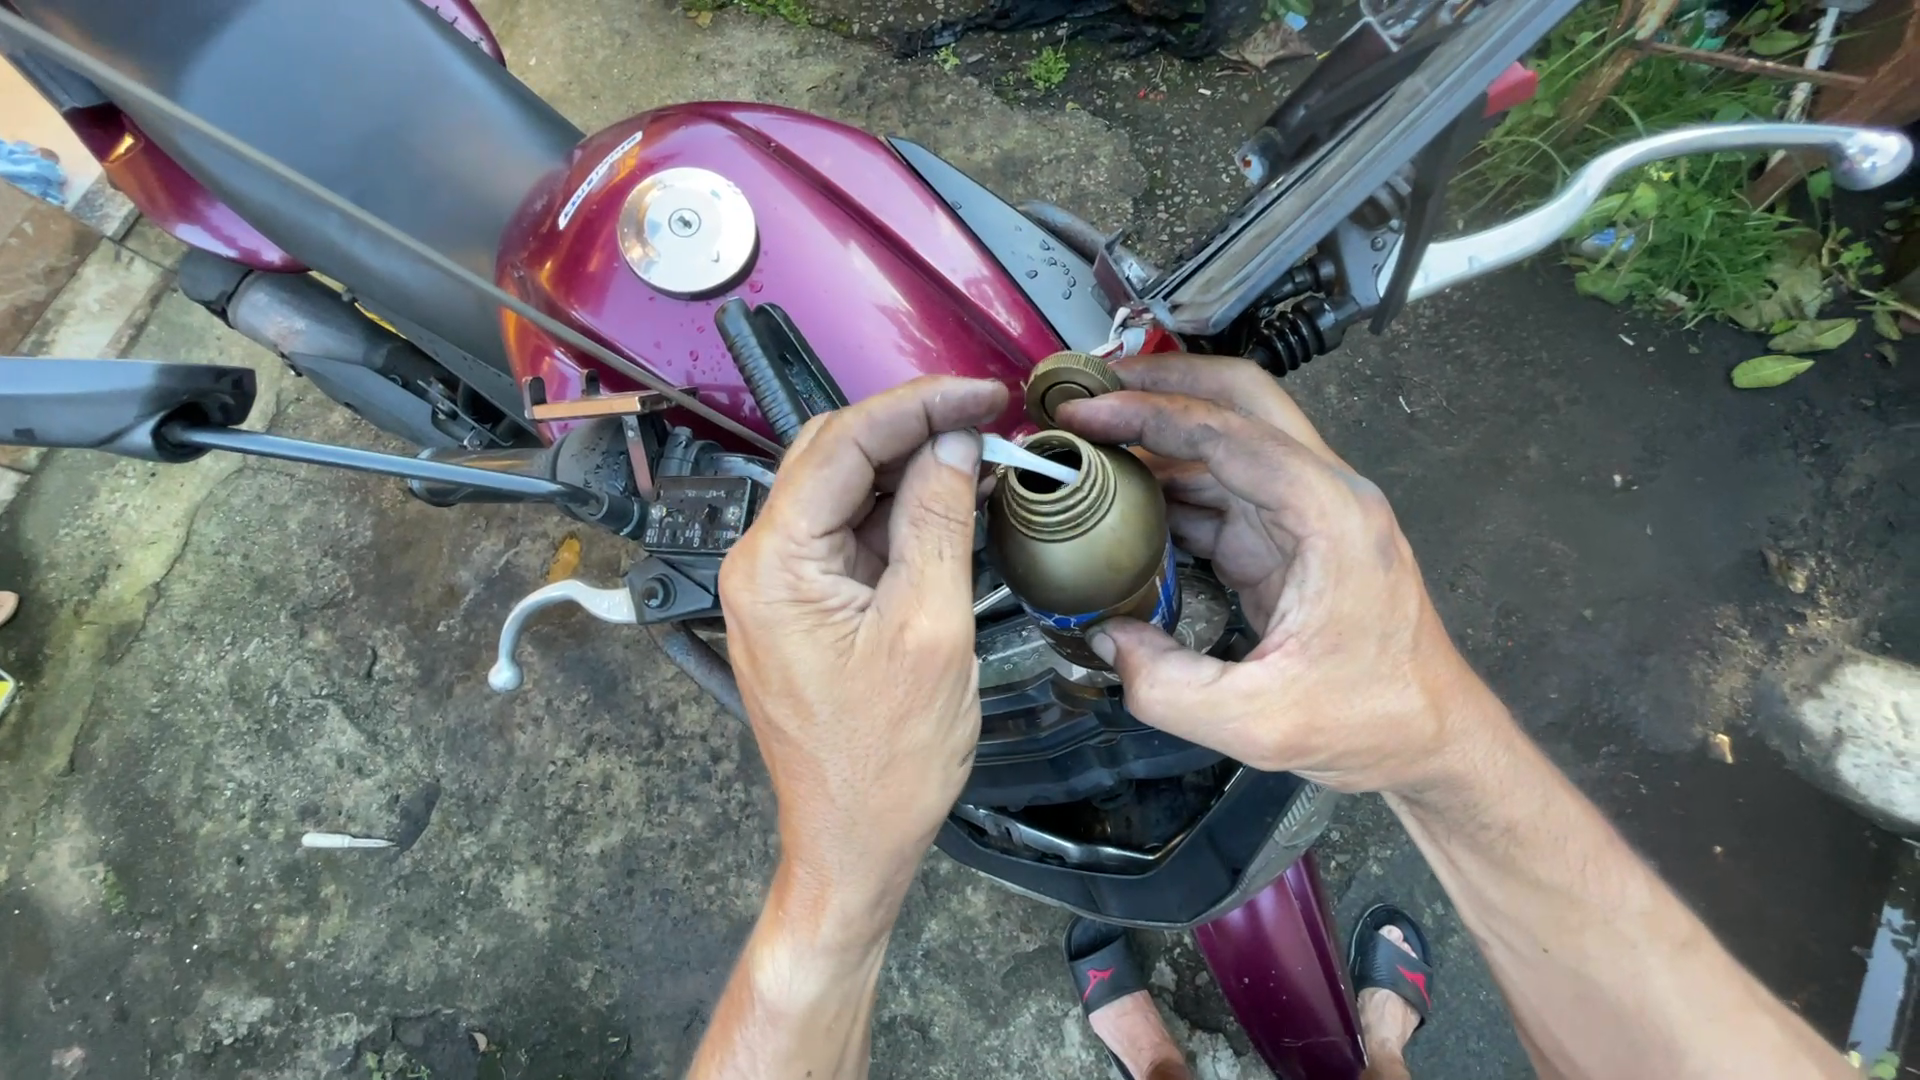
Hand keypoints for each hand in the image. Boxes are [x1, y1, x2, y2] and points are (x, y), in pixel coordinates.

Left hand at [719, 376, 1008, 903]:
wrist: (853, 842)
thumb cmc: (887, 760)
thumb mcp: (930, 631)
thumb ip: (939, 524)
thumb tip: (957, 446)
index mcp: (776, 565)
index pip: (842, 445)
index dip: (917, 406)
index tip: (981, 394)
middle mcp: (764, 564)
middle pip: (835, 458)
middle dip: (912, 427)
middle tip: (986, 416)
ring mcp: (783, 585)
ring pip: (846, 493)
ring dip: (911, 468)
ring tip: (980, 454)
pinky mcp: (808, 605)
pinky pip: (854, 536)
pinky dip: (903, 513)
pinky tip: (950, 502)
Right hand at [1055, 355, 1495, 794]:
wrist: (1429, 736)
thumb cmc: (1369, 721)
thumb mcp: (1258, 724)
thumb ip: (1165, 685)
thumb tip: (1105, 636)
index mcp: (1330, 517)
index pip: (1229, 435)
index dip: (1149, 414)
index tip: (1085, 413)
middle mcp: (1322, 495)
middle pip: (1241, 401)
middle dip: (1164, 382)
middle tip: (1094, 386)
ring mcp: (1302, 513)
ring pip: (1224, 441)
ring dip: (1158, 434)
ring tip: (1091, 441)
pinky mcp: (1283, 538)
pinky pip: (1216, 491)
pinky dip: (1166, 485)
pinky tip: (1122, 500)